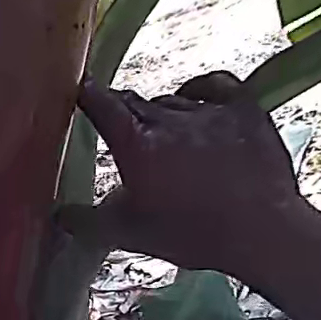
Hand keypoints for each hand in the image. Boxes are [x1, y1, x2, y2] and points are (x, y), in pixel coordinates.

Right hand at [64, 71, 309, 276]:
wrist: (262, 231)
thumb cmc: (190, 233)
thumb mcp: (128, 233)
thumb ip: (88, 222)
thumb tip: (59, 215)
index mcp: (136, 145)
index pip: (102, 106)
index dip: (87, 95)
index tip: (79, 89)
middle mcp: (167, 119)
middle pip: (134, 102)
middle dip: (121, 111)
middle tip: (118, 128)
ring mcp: (208, 112)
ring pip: (170, 100)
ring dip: (158, 112)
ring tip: (161, 133)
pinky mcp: (244, 111)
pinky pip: (214, 85)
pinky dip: (197, 89)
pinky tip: (193, 98)